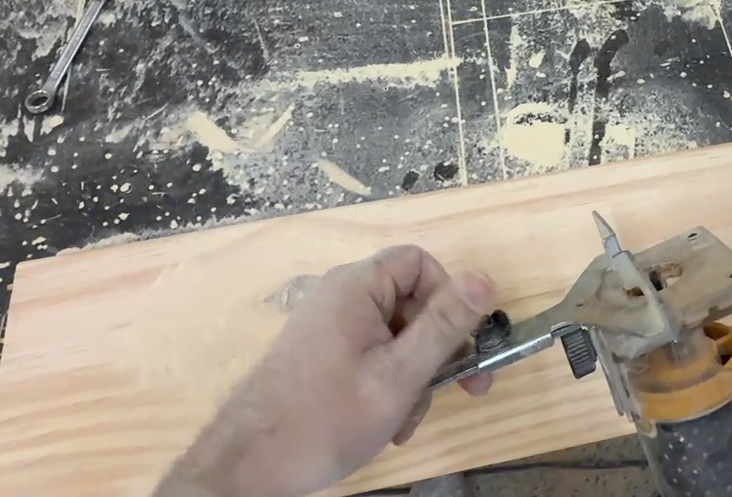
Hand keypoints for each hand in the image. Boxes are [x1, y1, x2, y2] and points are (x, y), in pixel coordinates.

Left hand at [156, 246, 496, 496]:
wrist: (247, 469)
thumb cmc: (327, 417)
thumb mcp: (399, 374)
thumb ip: (444, 325)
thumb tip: (485, 278)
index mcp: (359, 286)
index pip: (419, 263)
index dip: (447, 297)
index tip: (463, 341)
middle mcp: (342, 294)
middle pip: (410, 301)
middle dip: (436, 348)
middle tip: (462, 388)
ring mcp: (329, 324)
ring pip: (393, 334)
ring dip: (412, 374)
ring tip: (406, 420)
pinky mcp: (320, 352)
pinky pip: (370, 352)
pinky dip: (387, 382)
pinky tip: (387, 423)